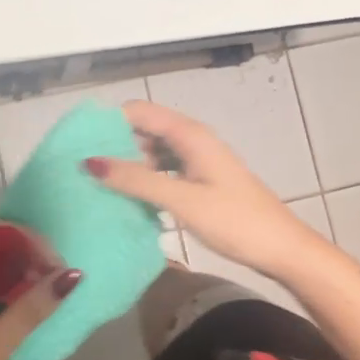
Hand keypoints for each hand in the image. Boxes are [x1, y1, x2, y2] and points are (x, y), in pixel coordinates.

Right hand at [86, 100, 333, 279]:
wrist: (282, 248)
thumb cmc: (235, 221)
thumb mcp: (182, 201)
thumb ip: (137, 181)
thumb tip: (90, 162)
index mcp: (190, 135)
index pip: (138, 111)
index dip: (108, 122)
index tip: (77, 144)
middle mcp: (193, 140)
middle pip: (144, 129)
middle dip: (114, 144)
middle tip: (81, 170)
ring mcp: (199, 161)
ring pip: (153, 152)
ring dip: (129, 165)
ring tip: (97, 186)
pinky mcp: (202, 181)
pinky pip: (165, 171)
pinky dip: (147, 180)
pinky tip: (130, 200)